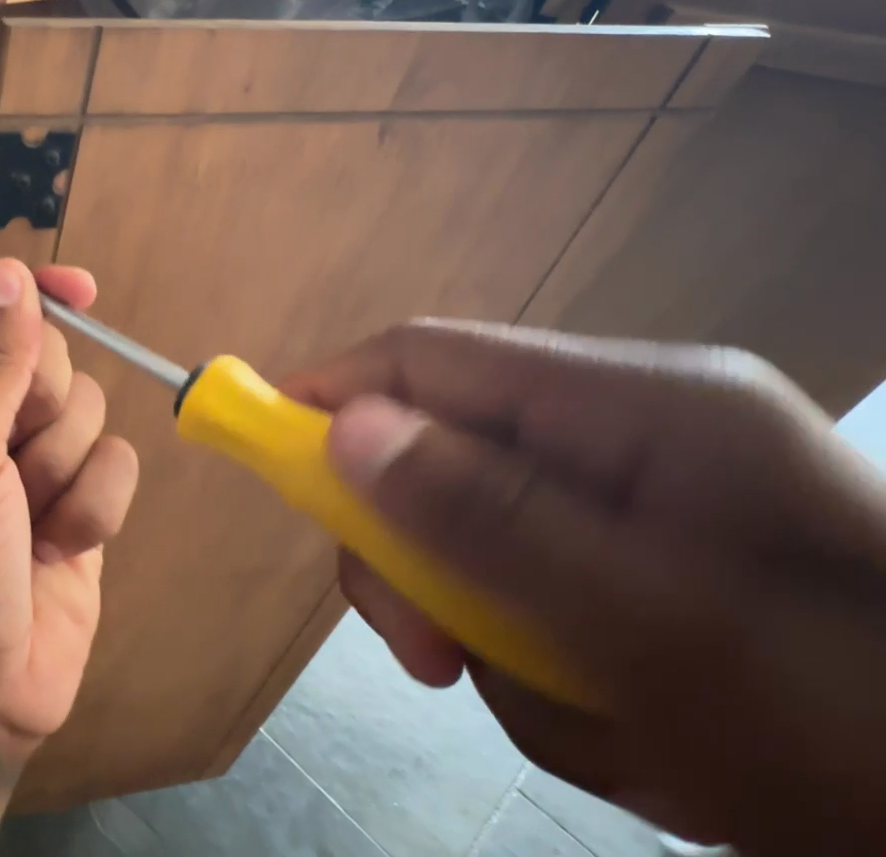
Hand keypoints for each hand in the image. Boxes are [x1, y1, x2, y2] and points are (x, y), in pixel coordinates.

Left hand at [0, 257, 138, 754]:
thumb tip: (11, 271)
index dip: (32, 299)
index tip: (80, 288)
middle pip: (52, 361)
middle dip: (44, 416)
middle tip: (11, 467)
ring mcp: (35, 462)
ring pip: (91, 413)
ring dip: (67, 473)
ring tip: (31, 521)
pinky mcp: (80, 502)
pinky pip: (118, 465)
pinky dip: (95, 509)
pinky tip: (60, 549)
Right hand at [282, 320, 885, 856]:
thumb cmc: (848, 725)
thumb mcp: (654, 627)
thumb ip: (486, 516)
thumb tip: (340, 427)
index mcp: (637, 406)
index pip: (423, 359)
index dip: (325, 396)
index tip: (258, 457)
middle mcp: (626, 434)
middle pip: (436, 455)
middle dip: (415, 556)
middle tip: (428, 651)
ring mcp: (637, 502)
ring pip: (473, 542)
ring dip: (491, 631)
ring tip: (583, 717)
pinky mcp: (643, 566)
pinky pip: (527, 592)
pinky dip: (544, 664)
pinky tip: (630, 726)